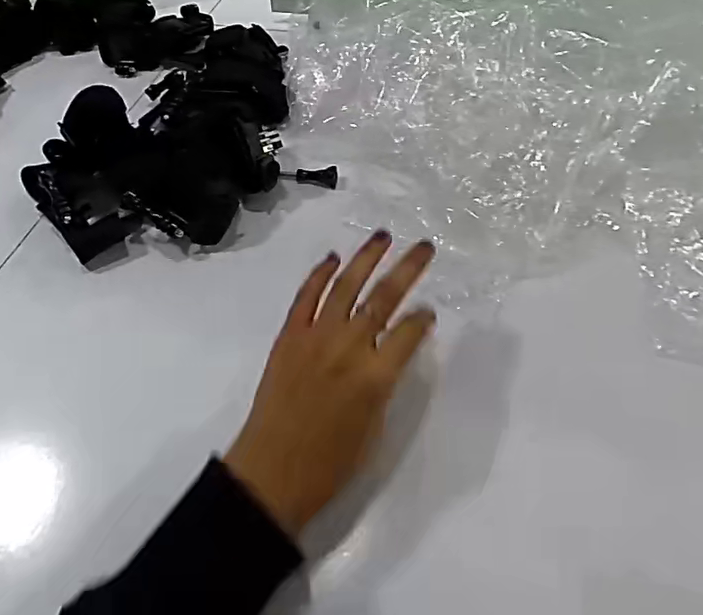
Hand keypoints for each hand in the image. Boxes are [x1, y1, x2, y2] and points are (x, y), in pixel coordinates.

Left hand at [223, 230, 436, 536]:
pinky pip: (306, 295)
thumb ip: (384, 383)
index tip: (429, 309)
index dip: (422, 318)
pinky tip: (332, 258)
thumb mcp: (374, 427)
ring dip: (365, 258)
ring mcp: (316, 336)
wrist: (274, 467)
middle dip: (407, 268)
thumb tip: (391, 352)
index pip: (409, 333)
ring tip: (382, 236)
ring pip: (345, 285)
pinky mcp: (290, 333)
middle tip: (423, 246)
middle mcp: (349, 347)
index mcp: (376, 377)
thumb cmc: (331, 462)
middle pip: (383, 297)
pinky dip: (319, 274)